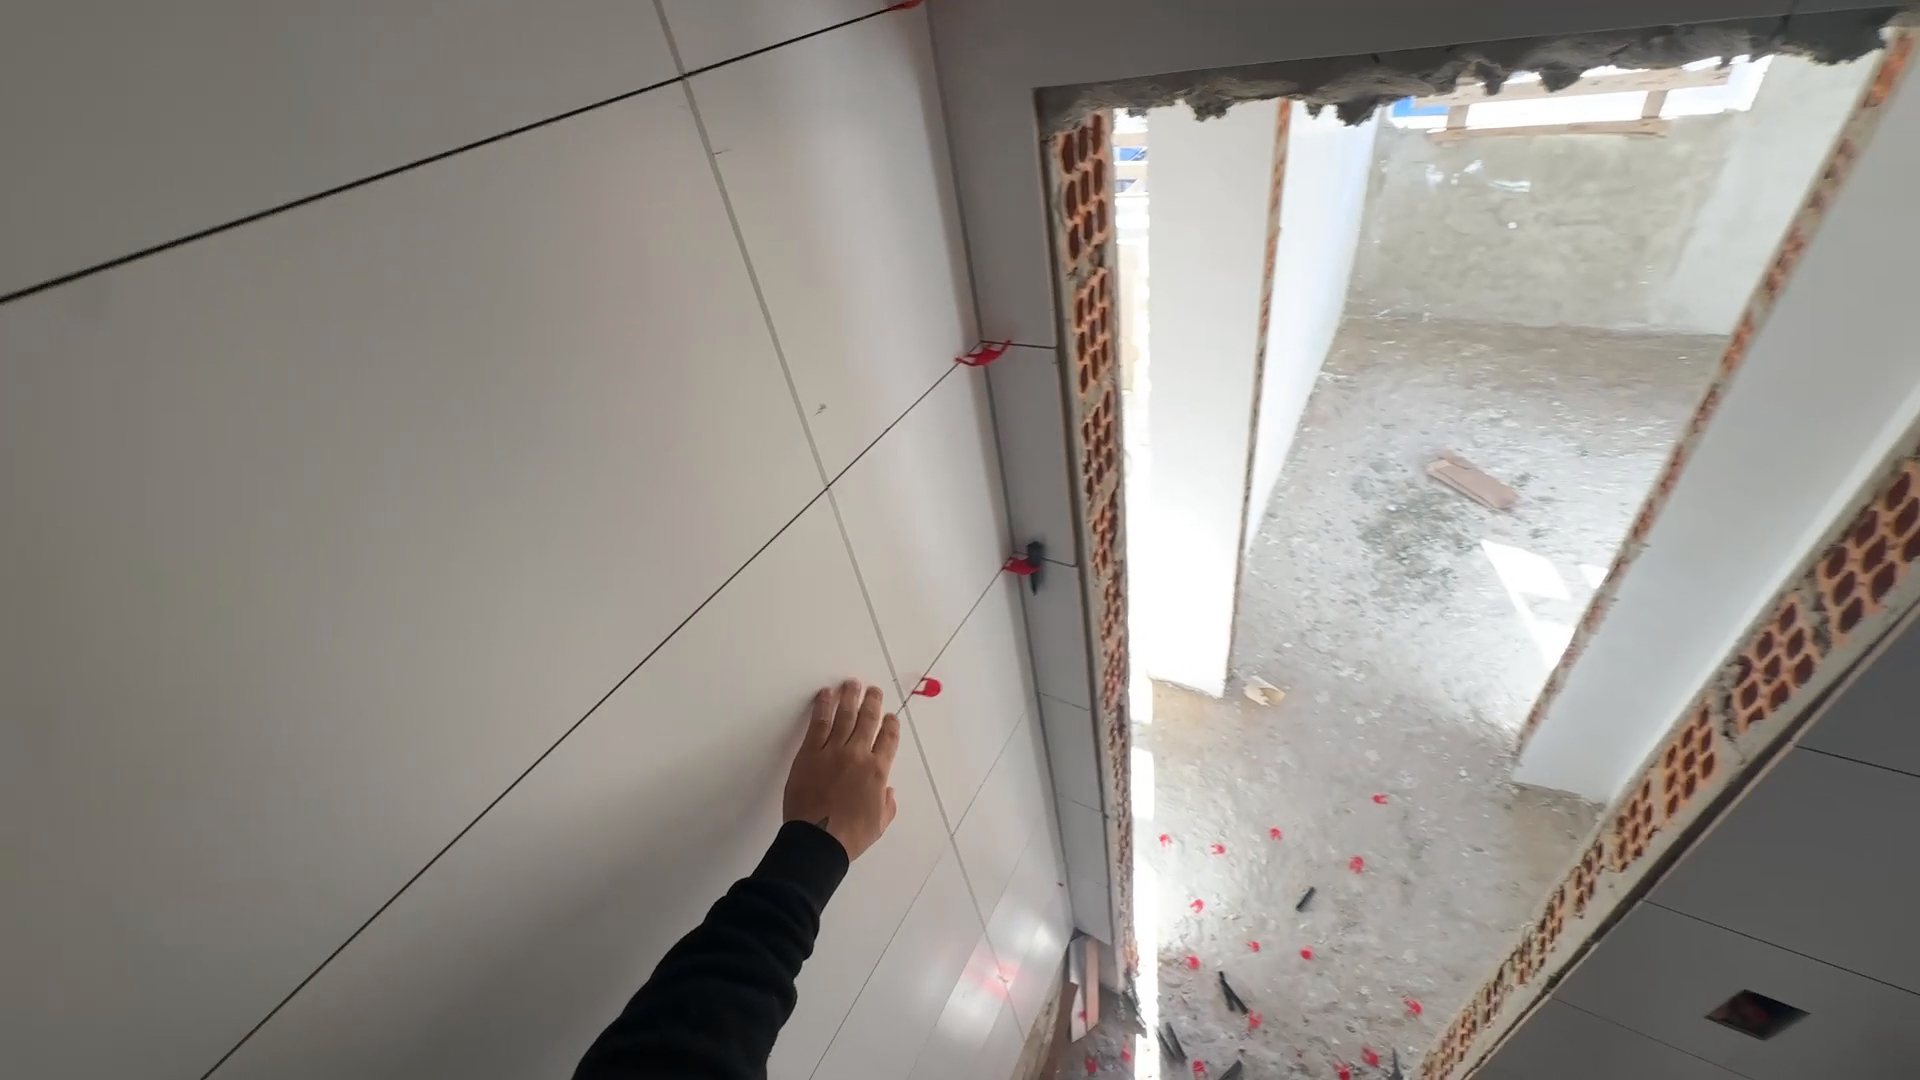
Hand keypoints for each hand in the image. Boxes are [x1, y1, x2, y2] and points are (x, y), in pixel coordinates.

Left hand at [784, 679, 900, 860]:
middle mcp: (858, 754)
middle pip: (868, 720)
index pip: (888, 738)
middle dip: (872, 702)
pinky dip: (822, 707)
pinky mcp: (810, 753)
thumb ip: (887, 804)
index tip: (890, 716)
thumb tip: (888, 791)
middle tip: (873, 689)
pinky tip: (825, 695)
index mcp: (878, 771)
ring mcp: (833, 751)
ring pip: (844, 716)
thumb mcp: (879, 823)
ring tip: (852, 683)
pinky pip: (818, 724)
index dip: (891, 724)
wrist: (818, 840)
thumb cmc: (850, 835)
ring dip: (849, 697)